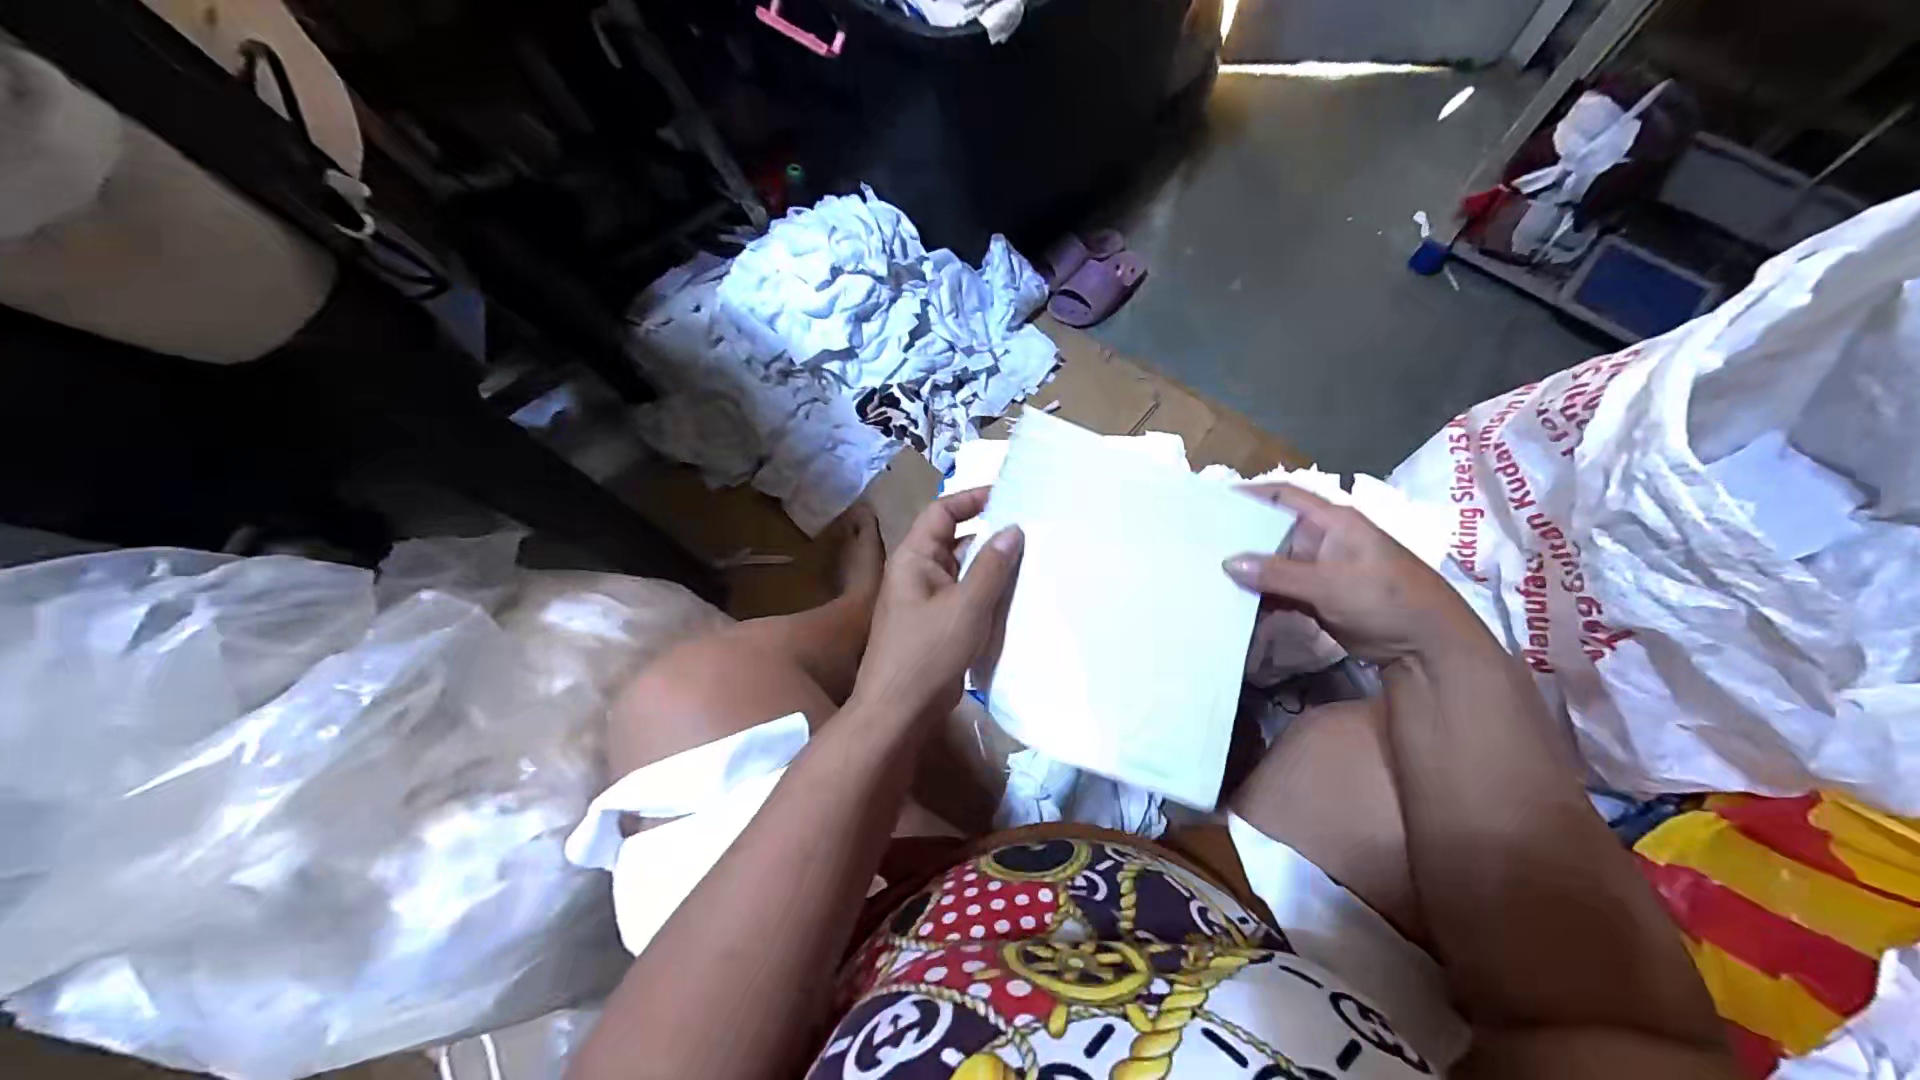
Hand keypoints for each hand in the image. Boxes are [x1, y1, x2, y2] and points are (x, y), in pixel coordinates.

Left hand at [850, 489, 1022, 719]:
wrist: (898, 710)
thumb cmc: (928, 653)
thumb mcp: (966, 606)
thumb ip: (991, 566)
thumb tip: (1013, 529)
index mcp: (913, 558)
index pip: (941, 513)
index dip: (971, 499)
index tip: (1007, 497)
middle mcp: (916, 573)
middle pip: (954, 540)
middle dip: (988, 534)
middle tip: (1030, 530)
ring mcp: (925, 600)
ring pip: (962, 571)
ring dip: (990, 566)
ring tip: (1031, 559)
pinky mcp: (936, 624)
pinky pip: (964, 597)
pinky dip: (986, 593)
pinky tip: (1014, 596)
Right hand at [1224, 485, 1482, 665]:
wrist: (1427, 647)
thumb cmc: (1387, 599)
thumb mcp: (1330, 583)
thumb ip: (1278, 573)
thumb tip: (1228, 562)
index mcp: (1333, 522)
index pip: (1285, 496)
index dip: (1251, 494)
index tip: (1215, 501)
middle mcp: (1322, 540)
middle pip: (1272, 532)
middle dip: (1239, 539)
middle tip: (1199, 544)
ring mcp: (1318, 571)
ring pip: (1272, 565)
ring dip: (1247, 573)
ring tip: (1207, 576)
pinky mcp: (1316, 598)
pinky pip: (1279, 592)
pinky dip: (1259, 598)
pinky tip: (1233, 604)